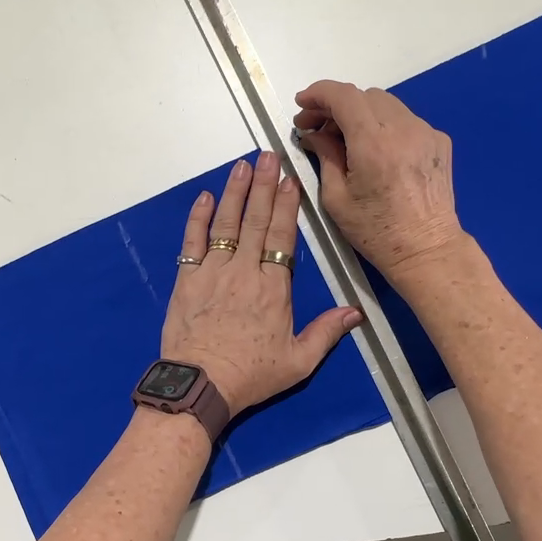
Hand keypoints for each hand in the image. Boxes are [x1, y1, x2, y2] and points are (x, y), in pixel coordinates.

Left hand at [161, 152, 363, 413]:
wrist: (200, 384)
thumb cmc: (251, 376)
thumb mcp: (298, 362)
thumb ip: (326, 333)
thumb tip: (356, 312)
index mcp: (274, 288)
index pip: (282, 236)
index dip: (287, 205)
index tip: (290, 179)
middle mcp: (244, 271)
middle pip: (255, 220)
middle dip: (263, 185)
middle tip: (268, 156)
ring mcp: (212, 272)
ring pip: (226, 224)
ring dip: (235, 192)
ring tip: (242, 165)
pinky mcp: (186, 280)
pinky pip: (192, 241)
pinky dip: (199, 218)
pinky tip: (206, 197)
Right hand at [293, 81, 467, 276]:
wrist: (425, 248)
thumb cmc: (375, 231)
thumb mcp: (336, 198)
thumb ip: (325, 157)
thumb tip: (314, 134)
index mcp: (374, 143)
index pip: (344, 97)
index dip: (318, 94)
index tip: (302, 104)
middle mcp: (403, 129)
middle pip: (364, 96)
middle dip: (336, 106)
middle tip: (317, 129)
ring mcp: (425, 132)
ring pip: (385, 104)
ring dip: (359, 113)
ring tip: (343, 138)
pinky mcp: (437, 140)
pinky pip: (404, 120)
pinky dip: (382, 125)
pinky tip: (373, 150)